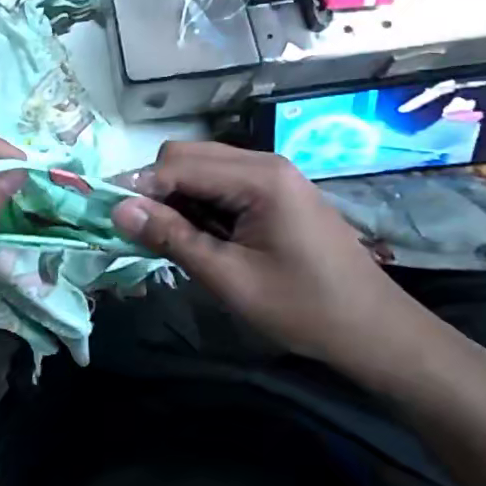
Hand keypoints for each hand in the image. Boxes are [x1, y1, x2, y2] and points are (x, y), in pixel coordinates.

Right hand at [113, 142, 413, 365]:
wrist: (374, 330)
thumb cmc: (303, 308)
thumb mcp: (230, 279)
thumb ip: (172, 238)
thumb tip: (118, 209)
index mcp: (259, 178)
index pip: (178, 164)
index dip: (140, 187)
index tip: (111, 218)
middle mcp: (265, 163)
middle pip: (189, 155)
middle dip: (157, 188)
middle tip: (142, 232)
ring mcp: (273, 174)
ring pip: (203, 167)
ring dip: (178, 197)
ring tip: (170, 240)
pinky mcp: (276, 191)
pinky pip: (223, 183)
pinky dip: (201, 203)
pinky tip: (201, 236)